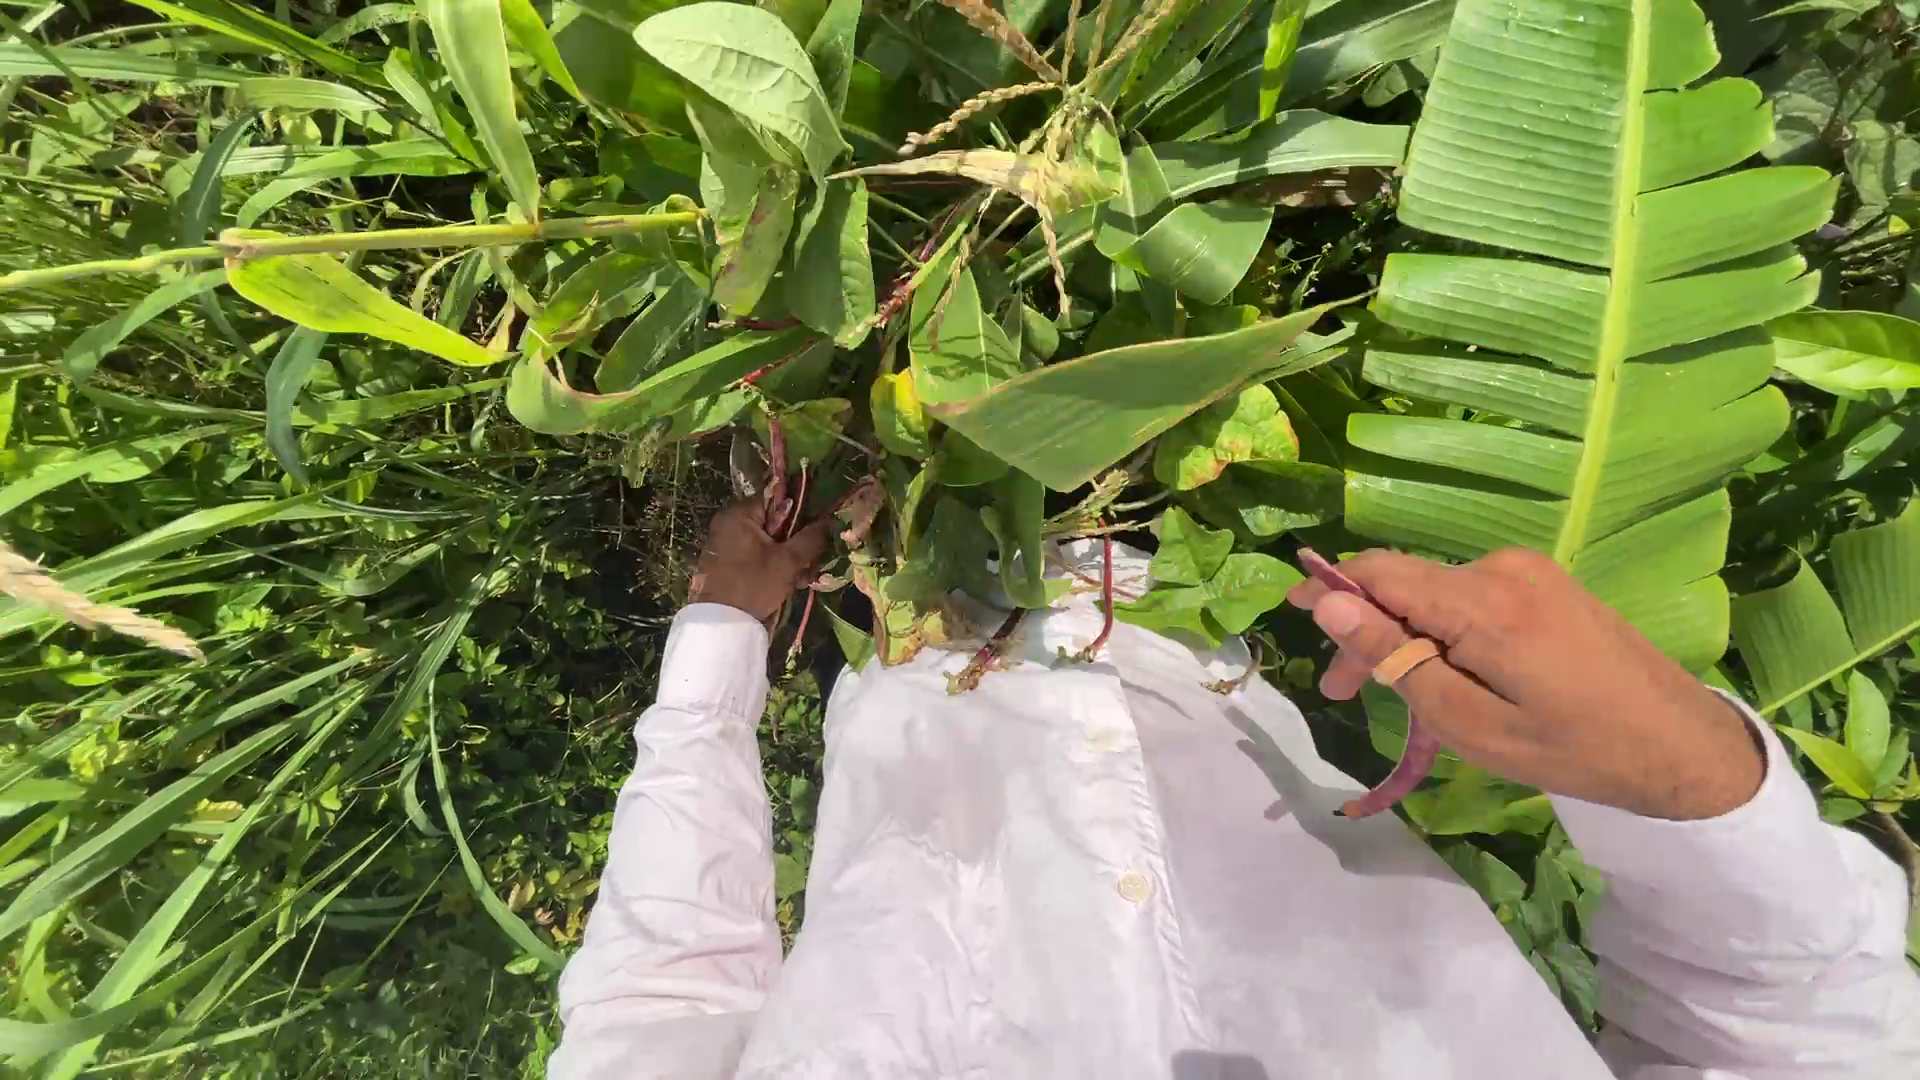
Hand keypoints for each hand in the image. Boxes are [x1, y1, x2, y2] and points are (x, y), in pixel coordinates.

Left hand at [687, 500, 828, 622]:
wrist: (720, 625)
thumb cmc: (753, 584)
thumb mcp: (787, 561)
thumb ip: (811, 538)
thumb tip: (831, 520)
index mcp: (739, 514)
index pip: (778, 500)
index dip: (802, 514)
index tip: (817, 533)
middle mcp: (729, 523)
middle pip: (774, 523)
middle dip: (796, 542)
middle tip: (812, 562)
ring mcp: (726, 544)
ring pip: (768, 542)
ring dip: (789, 558)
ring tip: (803, 578)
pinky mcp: (727, 563)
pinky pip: (757, 556)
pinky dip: (774, 566)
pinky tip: (789, 583)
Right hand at [1286, 548, 1764, 820]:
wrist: (1689, 752)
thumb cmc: (1571, 749)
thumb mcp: (1467, 720)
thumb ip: (1394, 658)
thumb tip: (1329, 604)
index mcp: (1483, 603)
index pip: (1378, 571)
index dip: (1327, 586)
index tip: (1290, 610)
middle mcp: (1499, 568)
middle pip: (1400, 584)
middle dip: (1362, 629)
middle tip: (1342, 688)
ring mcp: (1524, 571)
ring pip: (1427, 592)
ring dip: (1398, 634)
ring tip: (1386, 689)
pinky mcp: (1539, 582)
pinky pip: (1461, 596)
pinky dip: (1434, 629)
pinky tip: (1438, 669)